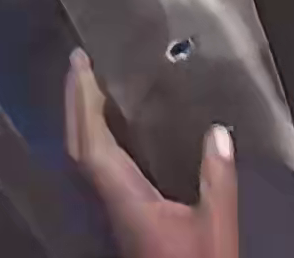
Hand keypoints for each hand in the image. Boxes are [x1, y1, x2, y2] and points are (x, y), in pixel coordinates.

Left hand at [66, 50, 237, 257]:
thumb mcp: (216, 229)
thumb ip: (217, 180)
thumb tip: (218, 130)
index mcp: (126, 200)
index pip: (93, 147)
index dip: (83, 104)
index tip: (82, 66)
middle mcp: (111, 202)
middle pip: (79, 148)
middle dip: (75, 102)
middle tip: (78, 63)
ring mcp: (112, 209)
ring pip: (84, 158)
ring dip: (81, 116)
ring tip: (87, 82)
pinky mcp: (120, 213)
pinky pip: (96, 164)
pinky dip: (94, 134)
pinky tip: (107, 123)